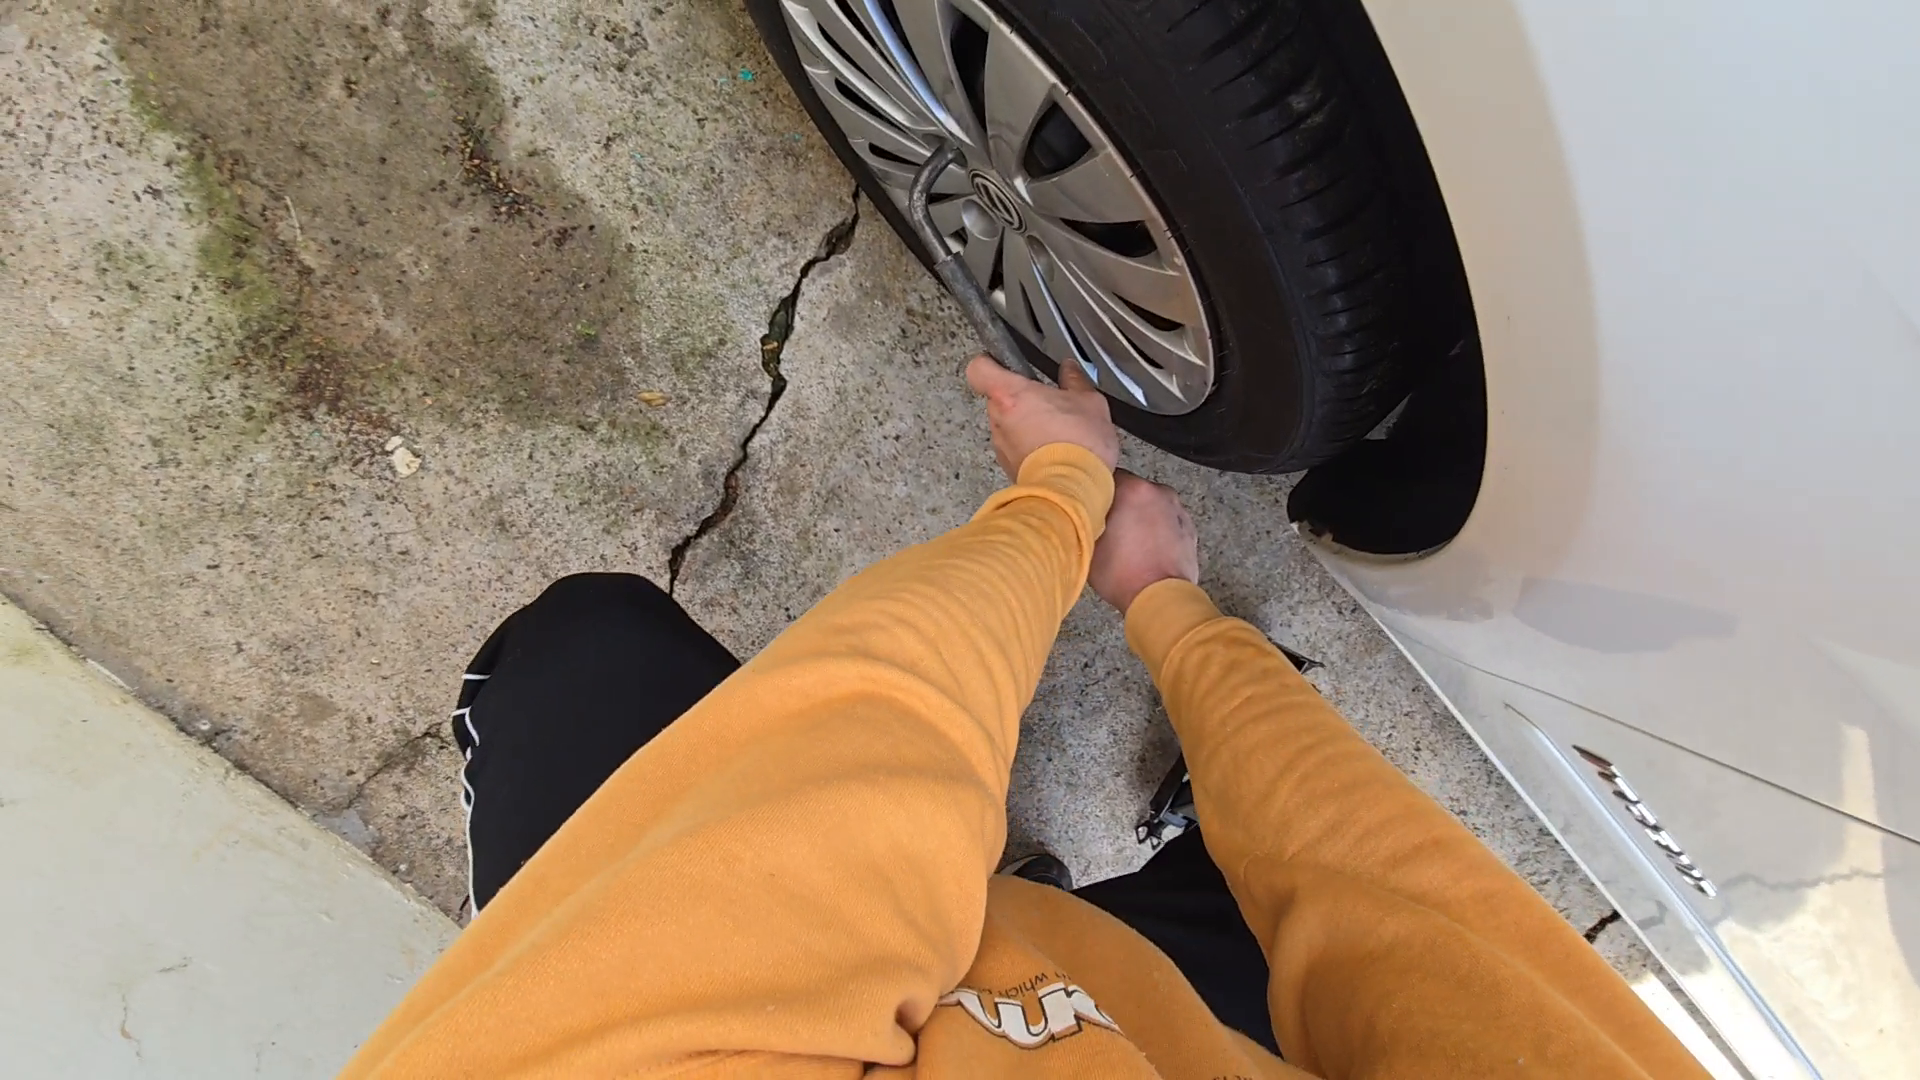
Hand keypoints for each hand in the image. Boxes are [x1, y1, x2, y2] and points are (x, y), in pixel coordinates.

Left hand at [966, 356, 1118, 478]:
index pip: (979, 369)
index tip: (1001, 362)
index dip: (989, 363)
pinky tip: (1055, 450)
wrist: (1071, 490)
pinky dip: (1030, 447)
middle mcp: (998, 420)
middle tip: (1045, 402)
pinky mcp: (1009, 467)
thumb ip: (1075, 381)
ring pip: (1008, 426)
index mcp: (1010, 395)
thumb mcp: (1089, 402)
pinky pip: (1015, 448)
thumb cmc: (1077, 445)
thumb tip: (1070, 370)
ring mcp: (1001, 446)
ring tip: (1056, 430)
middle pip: (997, 399)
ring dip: (1026, 425)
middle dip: (1020, 400)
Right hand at [1089, 470, 1199, 614]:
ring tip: (1126, 542)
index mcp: (1132, 489)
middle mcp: (1158, 492)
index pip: (1107, 476)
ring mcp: (1177, 510)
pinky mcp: (1188, 529)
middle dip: (1118, 504)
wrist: (1160, 599)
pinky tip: (1143, 550)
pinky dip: (1155, 530)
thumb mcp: (1088, 545)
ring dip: (1138, 517)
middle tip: (1104, 527)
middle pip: (1131, 490)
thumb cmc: (1123, 574)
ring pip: (1150, 506)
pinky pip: (1165, 522)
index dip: (1095, 491)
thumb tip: (1079, 511)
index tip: (1088, 504)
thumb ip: (1084, 519)